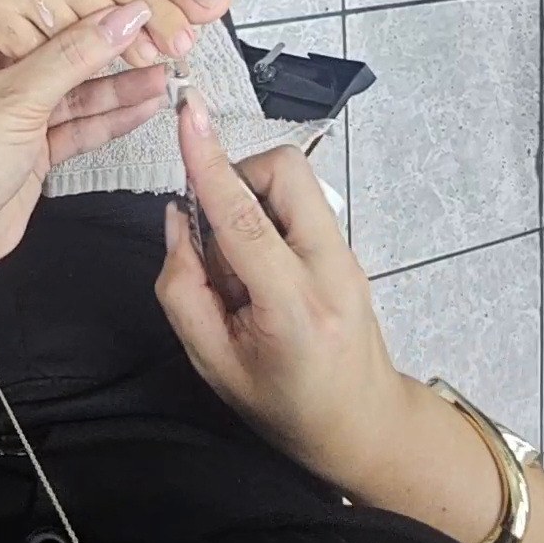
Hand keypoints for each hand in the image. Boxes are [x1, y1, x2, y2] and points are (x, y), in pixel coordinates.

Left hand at [0, 2, 168, 282]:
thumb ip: (73, 57)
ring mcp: (17, 115)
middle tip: (162, 45)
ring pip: (78, 95)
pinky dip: (110, 120)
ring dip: (120, 89)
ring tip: (166, 78)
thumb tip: (121, 18)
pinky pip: (79, 127)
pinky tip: (142, 107)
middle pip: (65, 58)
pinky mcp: (34, 150)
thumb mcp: (15, 96)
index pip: (43, 19)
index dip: (91, 14)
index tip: (138, 8)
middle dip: (113, 56)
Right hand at [154, 91, 409, 489]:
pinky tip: (259, 269)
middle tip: (216, 236)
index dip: (210, 164)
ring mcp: (346, 253)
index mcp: (295, 307)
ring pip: (289, 180)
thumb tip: (178, 217)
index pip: (244, 219)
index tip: (189, 115)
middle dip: (235, 178)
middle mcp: (331, 268)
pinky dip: (263, 218)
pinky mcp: (345, 245)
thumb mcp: (213, 363)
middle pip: (284, 171)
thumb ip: (182, 287)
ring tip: (239, 265)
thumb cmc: (284, 406)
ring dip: (247, 202)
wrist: (366, 427)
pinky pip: (293, 202)